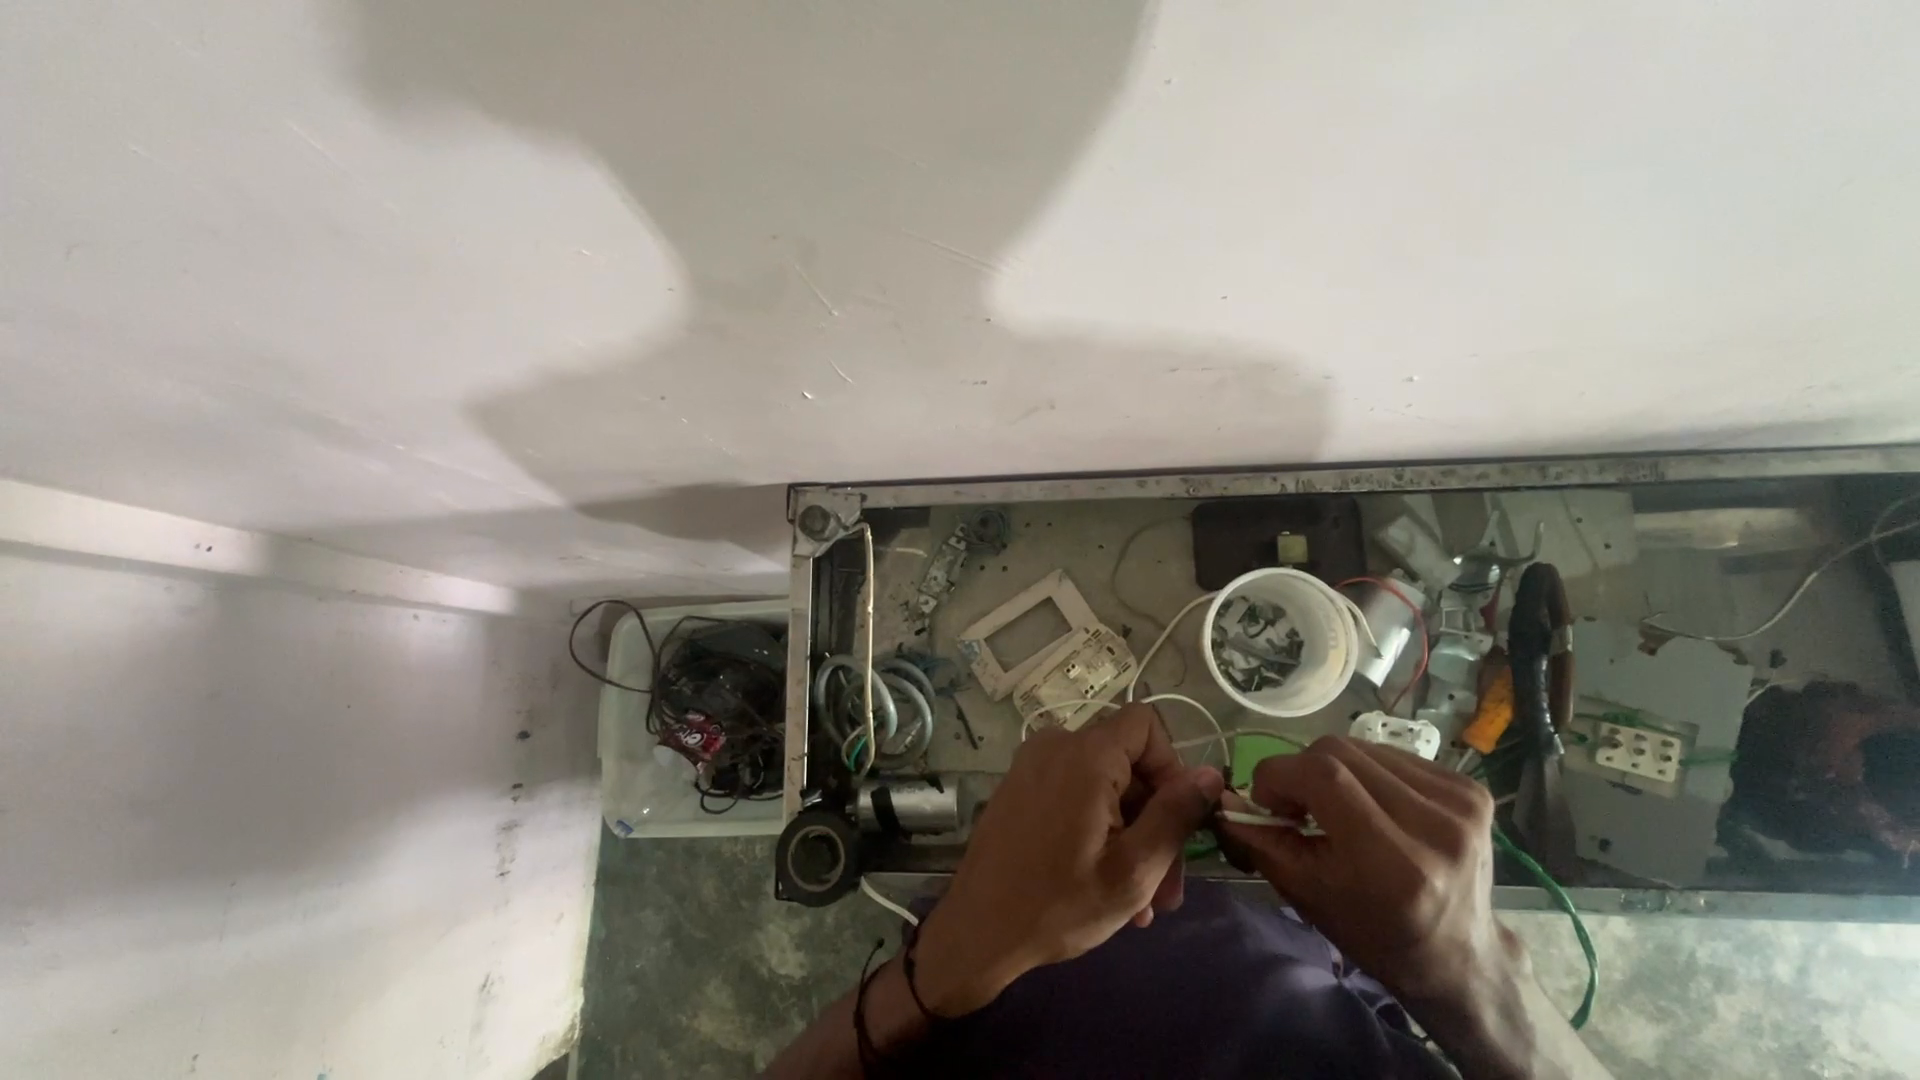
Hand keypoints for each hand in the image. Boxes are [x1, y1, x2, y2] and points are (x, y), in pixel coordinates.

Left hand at [911, 703, 1223, 1015]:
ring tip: (1142, 903)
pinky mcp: (1020, 788)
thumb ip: (1175, 815)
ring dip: (1130, 835)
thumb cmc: (1059, 903)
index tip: (1179, 823)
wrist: (977, 931)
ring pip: (1104, 785)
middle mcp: (1055, 745)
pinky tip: (1106, 885)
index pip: (1147, 725)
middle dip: (1155, 820)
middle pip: (1127, 762)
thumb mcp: (1133, 868)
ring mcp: (1032, 766)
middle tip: (1168, 888)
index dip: (1172, 768)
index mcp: (1084, 755)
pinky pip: (1075, 794)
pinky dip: (1098, 829)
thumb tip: (1210, 773)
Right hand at [1219, 736, 1514, 1011]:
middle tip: (1296, 805)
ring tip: (1335, 805)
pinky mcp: (1475, 788)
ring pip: (1364, 747)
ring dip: (1334, 768)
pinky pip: (1393, 754)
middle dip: (1301, 770)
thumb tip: (1221, 797)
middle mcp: (1435, 825)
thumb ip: (1261, 839)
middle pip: (1339, 751)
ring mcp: (1461, 803)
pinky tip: (1371, 803)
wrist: (1458, 955)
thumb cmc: (1372, 931)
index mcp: (1394, 862)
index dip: (1279, 775)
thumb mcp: (1305, 892)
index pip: (1324, 775)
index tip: (1267, 800)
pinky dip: (1367, 771)